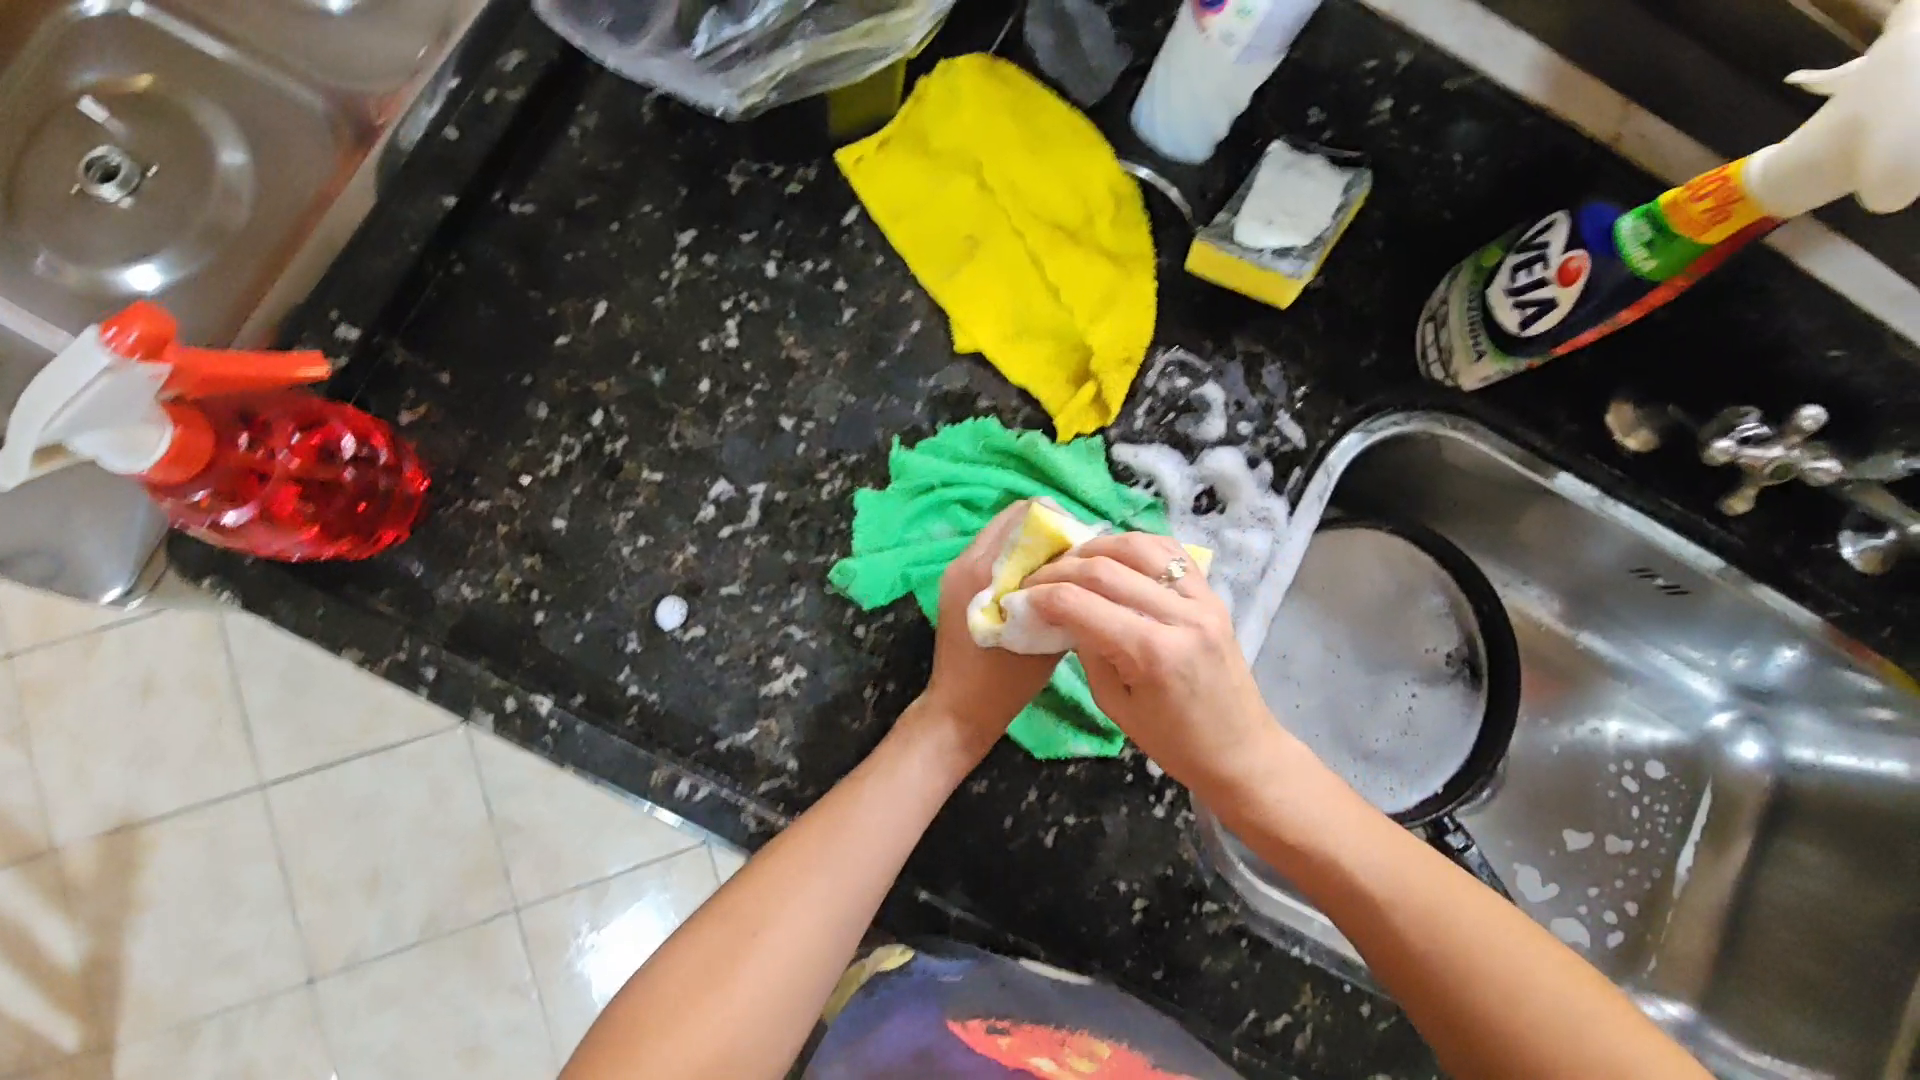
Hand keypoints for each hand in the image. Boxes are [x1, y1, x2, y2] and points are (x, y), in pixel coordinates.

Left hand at [913, 502, 1063, 758]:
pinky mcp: (956, 583)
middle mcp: (965, 560)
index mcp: (983, 569)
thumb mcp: (1045, 638)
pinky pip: (992, 554)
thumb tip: (1085, 565)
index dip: (1058, 522)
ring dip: (1031, 545)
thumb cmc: (1005, 681)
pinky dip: (1016, 559)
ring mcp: (956, 570)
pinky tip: (1038, 584)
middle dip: (1046, 531)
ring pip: (1002, 535)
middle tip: (1074, 558)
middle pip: (1012, 518)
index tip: (1082, 547)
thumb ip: (1062, 594)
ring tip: (1059, 572)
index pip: (1025, 513)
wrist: (959, 709)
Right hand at [1021, 533, 1293, 801]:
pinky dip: (1135, 546)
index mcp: (1152, 653)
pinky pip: (1170, 552)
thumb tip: (1062, 611)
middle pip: (1105, 568)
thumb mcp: (1114, 704)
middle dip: (1059, 570)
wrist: (1239, 751)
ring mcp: (1203, 600)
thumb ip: (1089, 650)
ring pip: (1138, 547)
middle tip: (1035, 580)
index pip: (1080, 603)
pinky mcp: (1213, 595)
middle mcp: (1180, 616)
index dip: (1041, 595)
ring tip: (1072, 563)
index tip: (1018, 598)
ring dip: (1096, 548)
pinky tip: (1114, 556)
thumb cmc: (1172, 742)